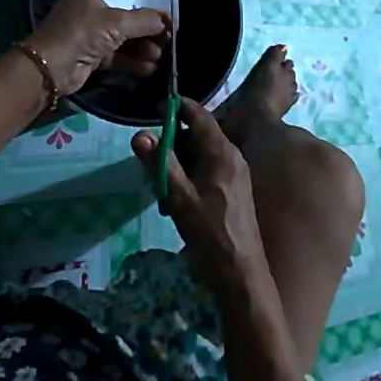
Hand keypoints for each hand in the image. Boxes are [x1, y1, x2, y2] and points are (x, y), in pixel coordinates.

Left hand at [24, 0, 168, 96]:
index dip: (146, 1)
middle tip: (167, 37)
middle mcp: (89, 7)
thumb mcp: (117, 22)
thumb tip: (166, 22)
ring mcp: (89, 31)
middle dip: (147, 29)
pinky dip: (132, 60)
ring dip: (142, 46)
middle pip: (126, 15)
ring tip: (160, 55)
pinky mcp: (90, 53)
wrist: (50, 69)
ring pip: (123, 37)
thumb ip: (145, 20)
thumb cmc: (82, 32)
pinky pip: (117, 54)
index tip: (165, 13)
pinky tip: (149, 67)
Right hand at [132, 99, 268, 296]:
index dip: (177, 108)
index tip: (155, 109)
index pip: (199, 115)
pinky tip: (177, 205)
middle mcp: (233, 155)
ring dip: (179, 167)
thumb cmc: (209, 234)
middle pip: (198, 136)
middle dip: (173, 147)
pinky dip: (190, 178)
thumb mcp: (179, 198)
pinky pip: (209, 170)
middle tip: (152, 167)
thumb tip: (140, 135)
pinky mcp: (235, 188)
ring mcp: (236, 172)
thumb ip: (161, 165)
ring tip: (163, 195)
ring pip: (201, 155)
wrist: (240, 272)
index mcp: (222, 152)